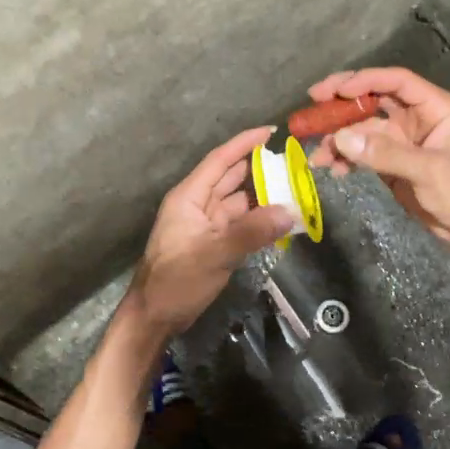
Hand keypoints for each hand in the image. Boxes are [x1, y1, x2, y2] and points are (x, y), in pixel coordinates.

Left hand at [128, 126, 297, 334]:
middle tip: (294, 162)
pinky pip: (239, 224)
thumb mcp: (214, 254)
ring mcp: (205, 225)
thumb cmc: (176, 281)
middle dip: (260, 168)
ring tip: (295, 188)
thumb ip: (251, 232)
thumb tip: (288, 212)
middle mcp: (197, 205)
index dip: (245, 144)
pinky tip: (280, 220)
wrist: (154, 317)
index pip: (220, 160)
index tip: (272, 132)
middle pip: (231, 178)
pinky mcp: (212, 244)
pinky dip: (258, 220)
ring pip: (238, 202)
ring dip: (262, 196)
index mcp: (189, 197)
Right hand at [306, 68, 449, 245]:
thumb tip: (340, 138)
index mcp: (436, 108)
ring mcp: (404, 141)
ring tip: (319, 156)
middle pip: (375, 101)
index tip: (333, 91)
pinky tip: (334, 170)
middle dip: (343, 105)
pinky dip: (347, 159)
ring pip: (364, 130)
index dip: (365, 80)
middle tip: (312, 105)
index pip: (396, 82)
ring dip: (340, 139)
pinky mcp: (394, 163)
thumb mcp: (429, 171)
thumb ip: (386, 154)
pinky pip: (364, 152)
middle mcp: (418, 118)